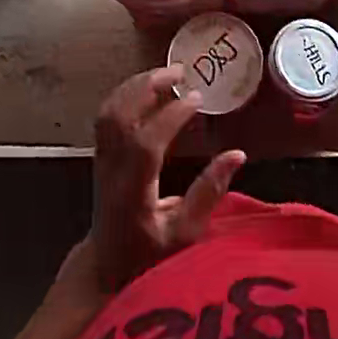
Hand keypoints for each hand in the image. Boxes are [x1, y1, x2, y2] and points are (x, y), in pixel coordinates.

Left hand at [92, 66, 245, 291]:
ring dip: (135, 86)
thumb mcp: (186, 234)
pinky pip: (107, 116)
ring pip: (109, 112)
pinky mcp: (101, 155)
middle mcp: (111, 171)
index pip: (146, 144)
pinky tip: (147, 88)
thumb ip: (209, 194)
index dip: (170, 116)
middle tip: (179, 71)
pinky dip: (126, 94)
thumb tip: (237, 154)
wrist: (107, 267)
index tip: (196, 97)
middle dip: (147, 87)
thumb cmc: (151, 257)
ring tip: (165, 74)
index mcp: (132, 193)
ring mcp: (101, 161)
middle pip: (118, 117)